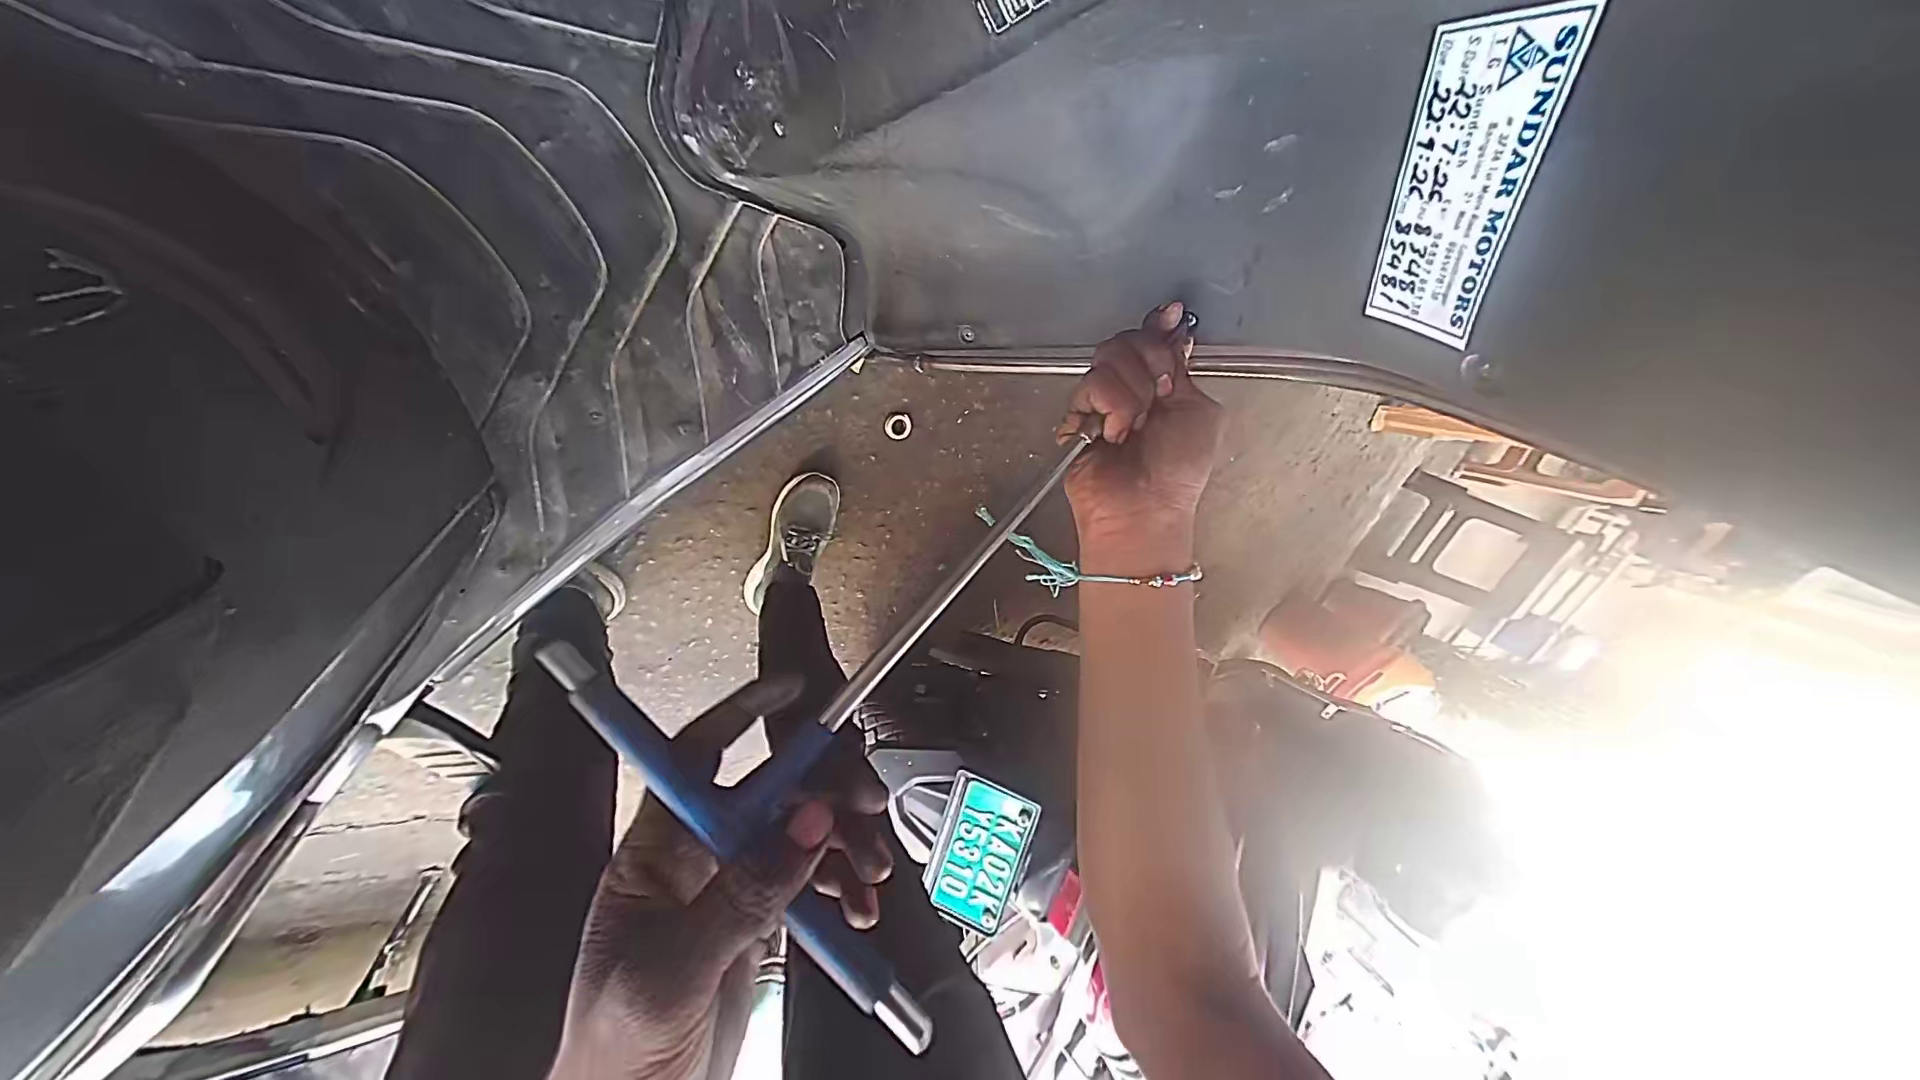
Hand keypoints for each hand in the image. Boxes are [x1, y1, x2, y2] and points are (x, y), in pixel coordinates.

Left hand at [548, 677, 891, 1079]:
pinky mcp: (765, 912)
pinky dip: (843, 881)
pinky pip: (815, 873)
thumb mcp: (671, 973)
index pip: (698, 755)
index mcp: (656, 849)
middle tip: (864, 805)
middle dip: (824, 788)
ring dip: (844, 842)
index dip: (741, 713)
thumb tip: (802, 825)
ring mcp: (735, 881)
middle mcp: (700, 852)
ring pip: (803, 827)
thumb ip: (740, 897)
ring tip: (867, 875)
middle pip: (772, 786)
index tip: (788, 690)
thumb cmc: (615, 1053)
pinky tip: (856, 905)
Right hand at [1058, 302, 1223, 565]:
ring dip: (1128, 398)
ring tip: (1131, 430)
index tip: (1169, 312)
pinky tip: (1109, 437)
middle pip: (1127, 342)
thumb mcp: (1200, 410)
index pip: (1155, 339)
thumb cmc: (1177, 470)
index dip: (1158, 324)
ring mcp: (1104, 403)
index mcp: (1166, 384)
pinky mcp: (1079, 417)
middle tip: (1158, 399)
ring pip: (1107, 363)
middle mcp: (1133, 389)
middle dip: (1146, 366)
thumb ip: (1182, 368)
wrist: (1144, 506)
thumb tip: (1175, 332)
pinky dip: (1105, 412)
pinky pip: (1087, 389)